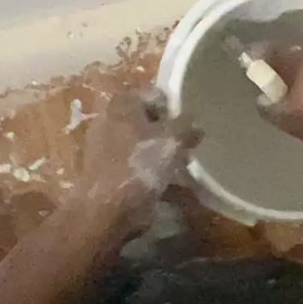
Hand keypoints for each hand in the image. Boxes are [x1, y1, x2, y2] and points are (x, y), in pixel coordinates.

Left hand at [68, 89, 194, 234]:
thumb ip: (186, 127)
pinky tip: (168, 184)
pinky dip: (152, 172)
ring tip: (182, 166)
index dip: (172, 107)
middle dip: (169, 132)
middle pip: (147, 120)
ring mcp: (106, 148)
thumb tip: (195, 124)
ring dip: (163, 153)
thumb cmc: (139, 165)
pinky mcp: (108, 172)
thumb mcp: (171, 141)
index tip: (187, 124)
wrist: (107, 209)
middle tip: (187, 145)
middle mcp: (111, 121)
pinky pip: (136, 165)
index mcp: (122, 105)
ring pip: (142, 144)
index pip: (153, 94)